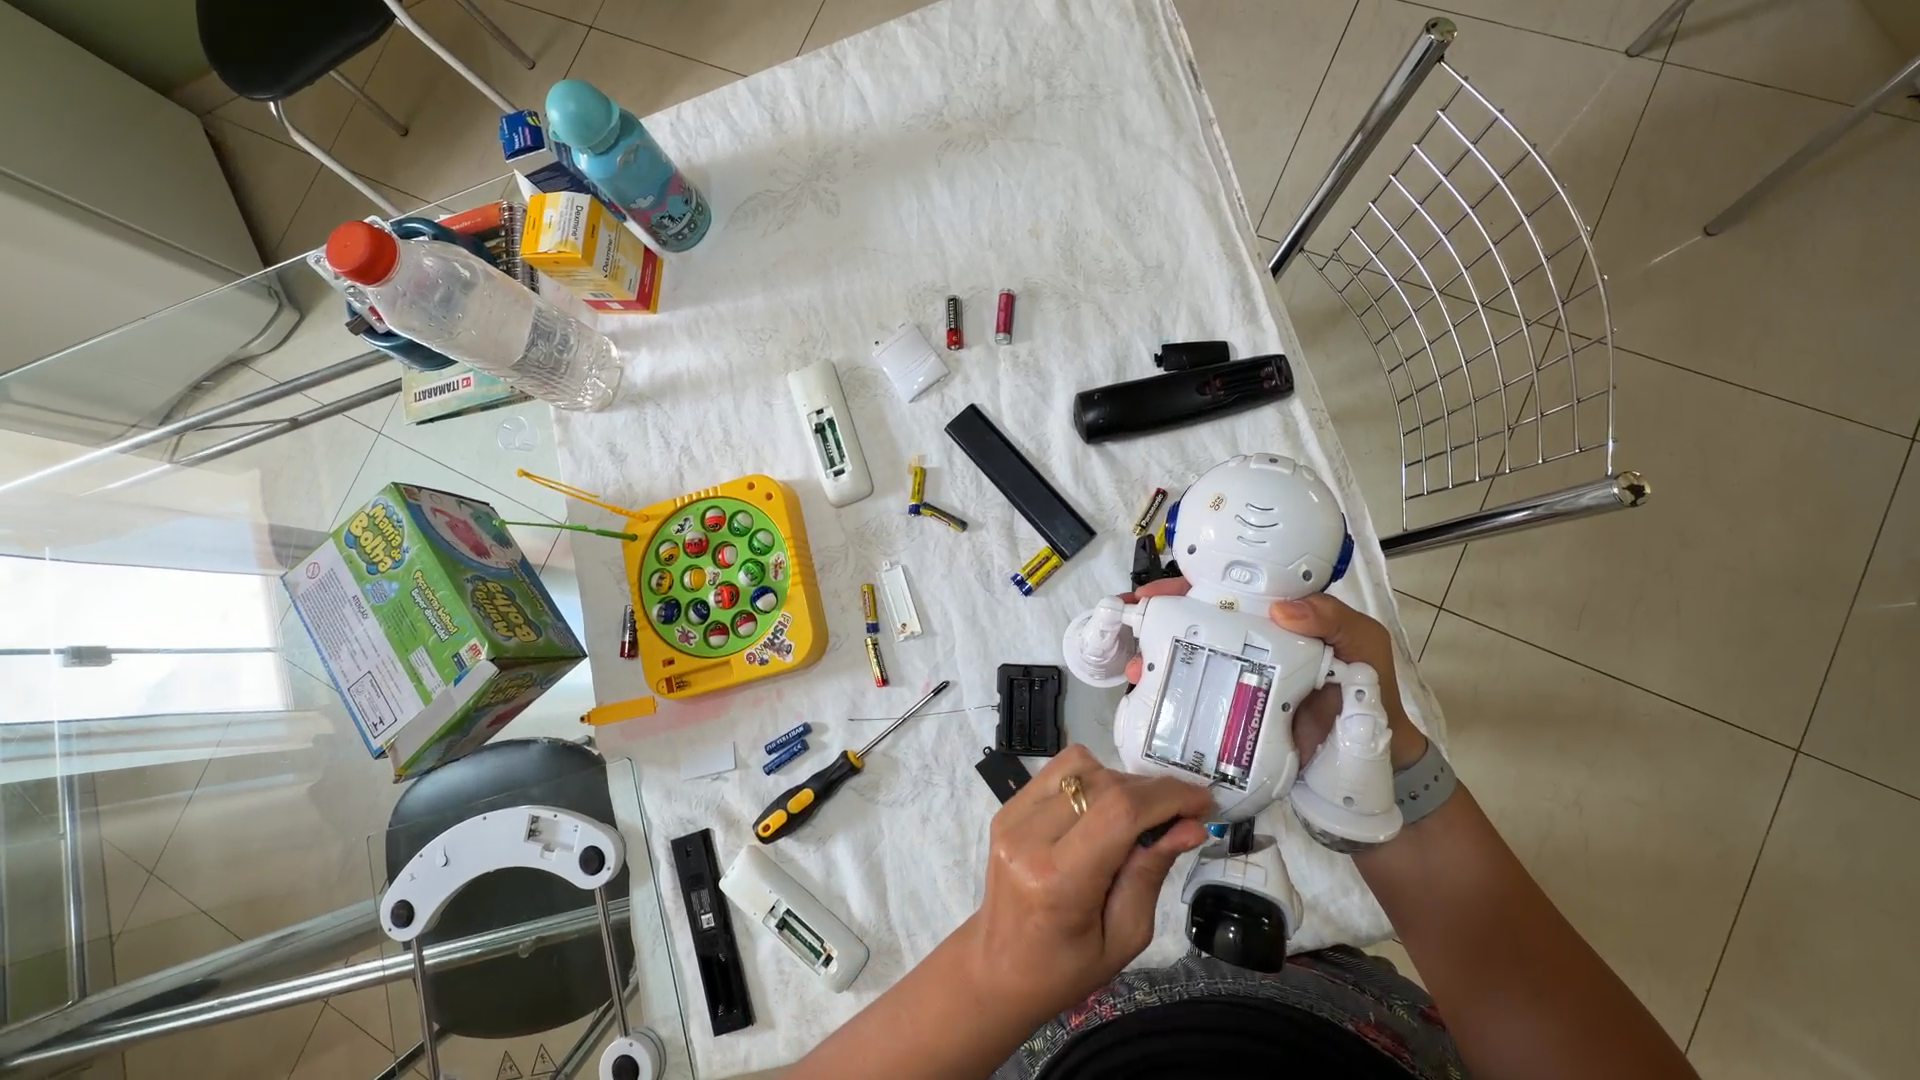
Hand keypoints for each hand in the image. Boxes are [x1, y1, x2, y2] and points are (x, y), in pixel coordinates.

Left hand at [962, 745, 1211, 1022]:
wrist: (998, 967)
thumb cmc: (1065, 968)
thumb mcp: (1123, 936)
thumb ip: (1152, 873)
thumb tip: (1191, 826)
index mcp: (1058, 879)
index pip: (1120, 812)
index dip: (1168, 798)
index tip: (1203, 803)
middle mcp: (1028, 837)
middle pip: (1104, 784)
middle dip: (1152, 793)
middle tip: (1178, 817)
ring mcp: (1012, 817)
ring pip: (1083, 767)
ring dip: (1121, 784)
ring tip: (1136, 819)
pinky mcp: (1007, 808)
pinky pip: (1060, 771)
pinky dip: (1092, 781)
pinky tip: (1102, 813)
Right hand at [1121, 580, 1424, 768]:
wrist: (1375, 760)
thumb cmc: (1370, 692)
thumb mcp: (1362, 644)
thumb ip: (1333, 621)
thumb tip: (1280, 610)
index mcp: (1274, 620)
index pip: (1223, 593)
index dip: (1184, 589)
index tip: (1154, 594)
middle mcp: (1249, 646)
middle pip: (1192, 625)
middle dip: (1154, 622)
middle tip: (1131, 624)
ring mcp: (1238, 682)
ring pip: (1186, 662)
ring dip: (1154, 661)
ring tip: (1137, 670)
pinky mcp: (1233, 716)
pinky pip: (1196, 702)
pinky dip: (1169, 699)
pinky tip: (1150, 701)